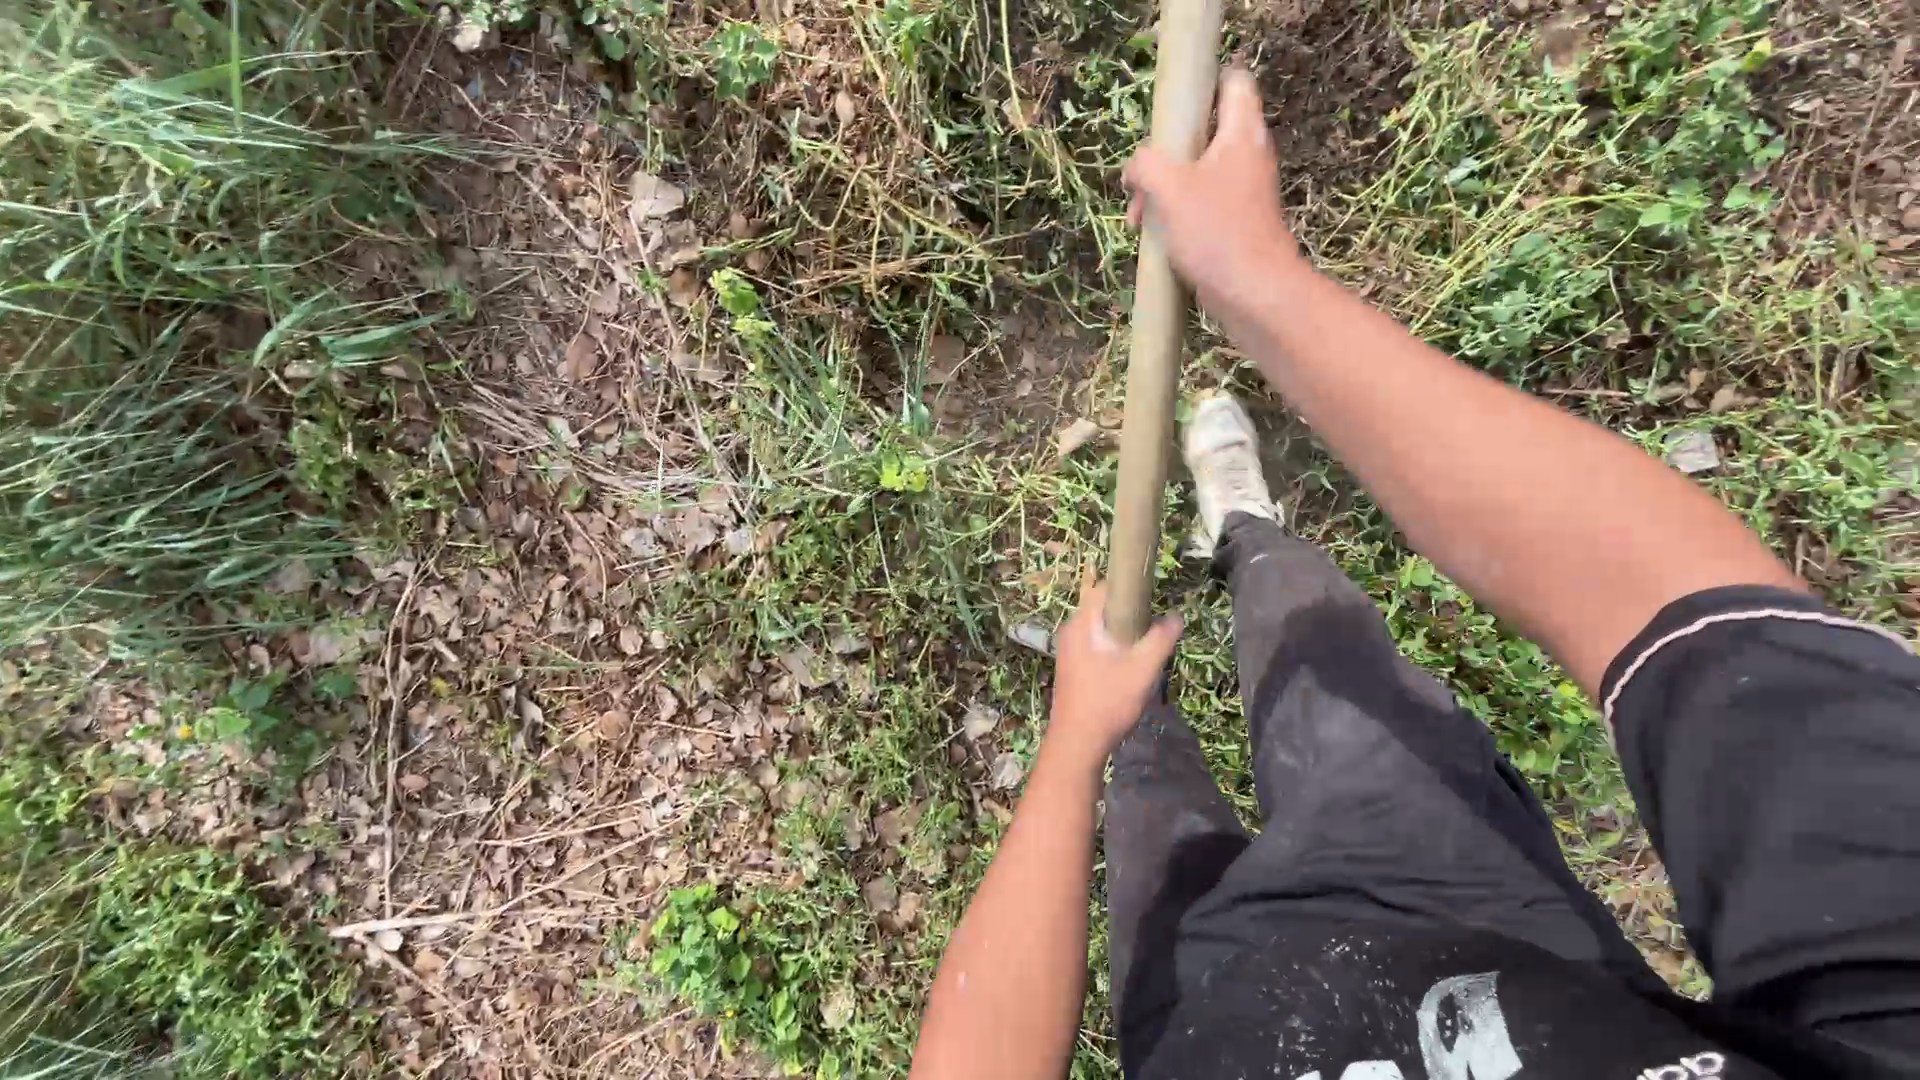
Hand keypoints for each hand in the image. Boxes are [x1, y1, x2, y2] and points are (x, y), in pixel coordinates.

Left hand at [1042, 577, 1182, 774]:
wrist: (1077, 743)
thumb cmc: (1108, 701)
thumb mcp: (1143, 669)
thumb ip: (1161, 639)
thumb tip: (1176, 617)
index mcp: (1082, 624)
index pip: (1104, 588)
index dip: (1128, 587)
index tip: (1152, 599)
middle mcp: (1071, 632)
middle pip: (1103, 609)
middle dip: (1129, 615)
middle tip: (1153, 629)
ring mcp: (1068, 651)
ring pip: (1100, 630)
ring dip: (1123, 635)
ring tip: (1144, 651)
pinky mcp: (1072, 668)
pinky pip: (1095, 646)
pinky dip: (1112, 649)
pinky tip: (1128, 669)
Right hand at [1123, 68, 1304, 312]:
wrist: (1251, 290)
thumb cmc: (1214, 231)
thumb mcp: (1168, 188)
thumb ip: (1146, 164)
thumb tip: (1135, 168)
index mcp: (1241, 132)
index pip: (1233, 81)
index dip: (1204, 82)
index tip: (1173, 106)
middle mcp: (1247, 155)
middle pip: (1202, 133)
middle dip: (1164, 154)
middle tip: (1141, 179)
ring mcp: (1243, 190)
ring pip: (1195, 174)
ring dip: (1162, 191)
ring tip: (1137, 218)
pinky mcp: (1235, 222)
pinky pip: (1200, 205)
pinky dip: (1175, 215)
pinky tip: (1153, 237)